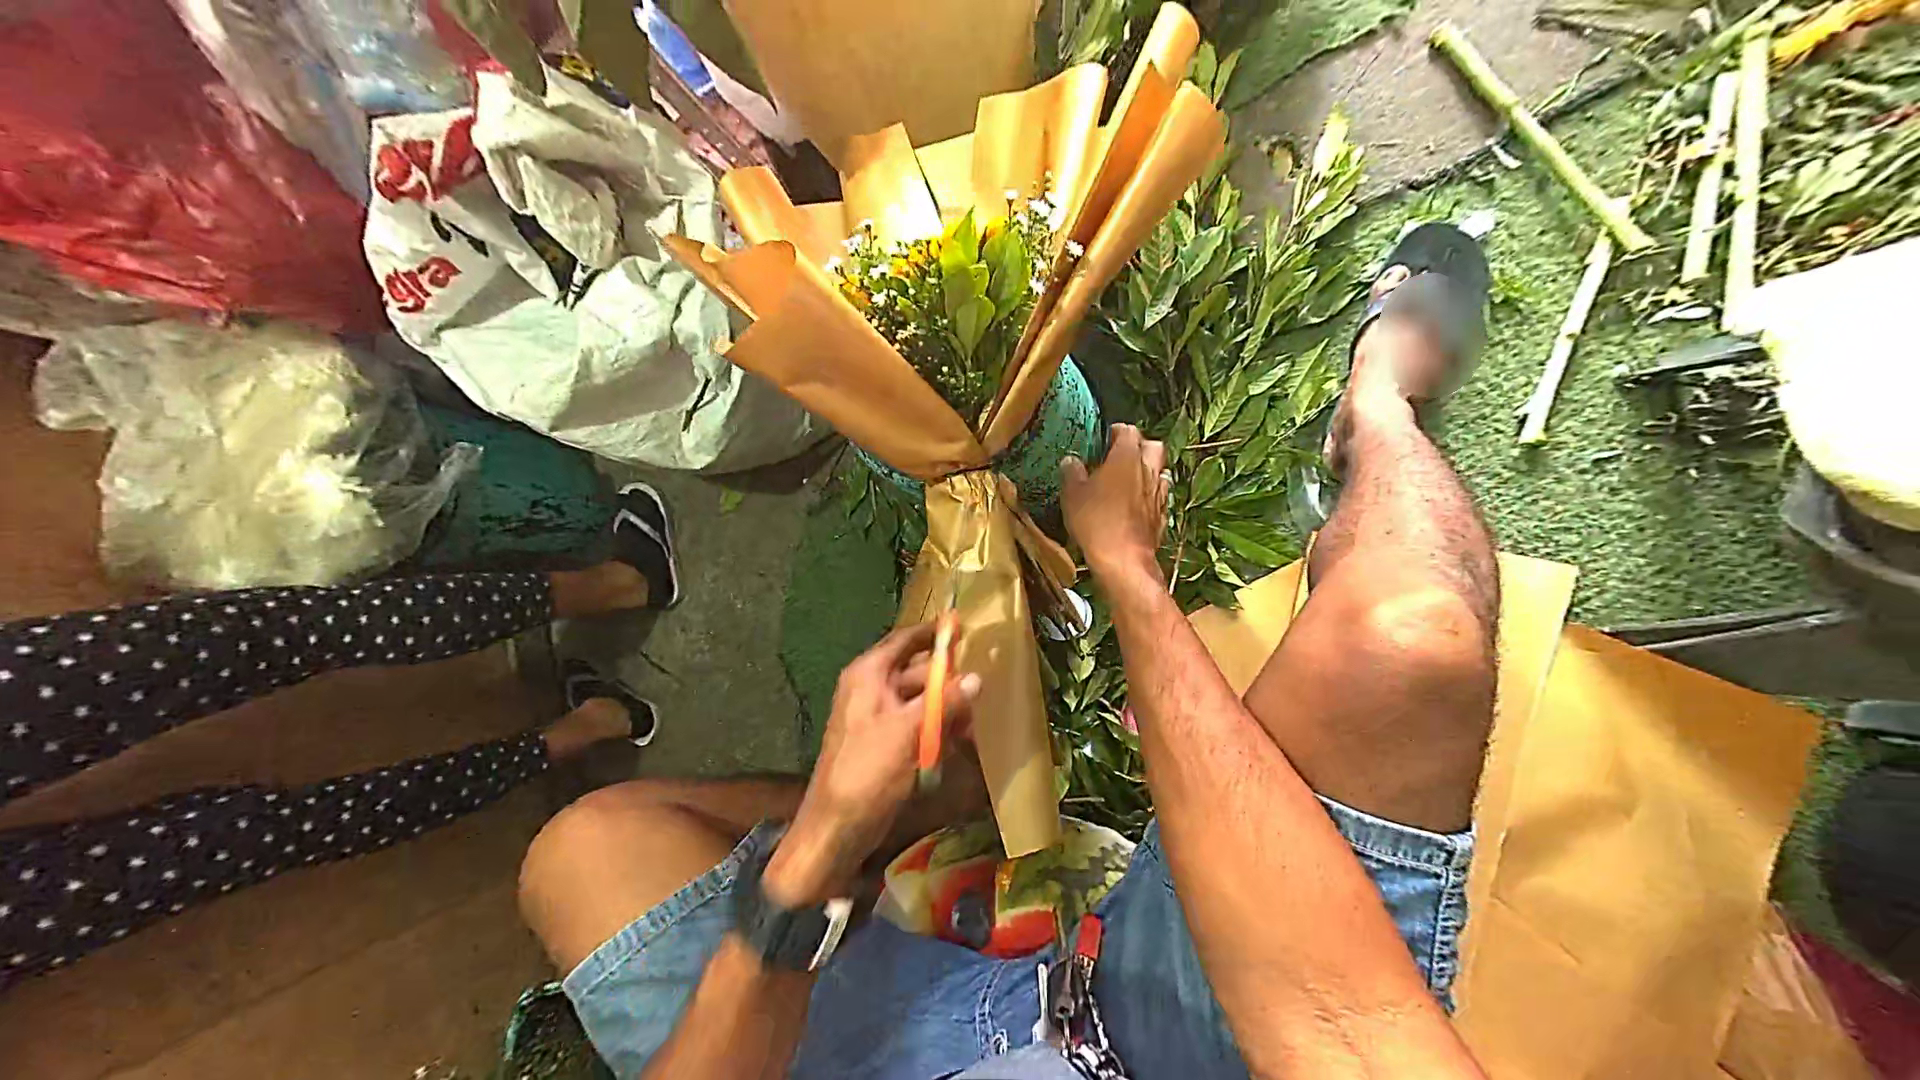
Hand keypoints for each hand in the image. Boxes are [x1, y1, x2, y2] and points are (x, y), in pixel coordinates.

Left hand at [764, 622, 978, 906]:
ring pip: (922, 700)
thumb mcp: (909, 732)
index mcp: (869, 674)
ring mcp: (879, 717)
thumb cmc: (867, 772)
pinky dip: (938, 727)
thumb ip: (944, 702)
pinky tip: (961, 738)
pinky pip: (918, 724)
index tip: (963, 623)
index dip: (934, 631)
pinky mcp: (887, 743)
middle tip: (984, 678)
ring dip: (948, 706)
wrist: (836, 829)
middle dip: (949, 677)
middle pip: (918, 670)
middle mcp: (872, 689)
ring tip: (978, 715)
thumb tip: (977, 678)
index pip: (905, 640)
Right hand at [1061, 423, 1169, 587]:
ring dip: (1148, 471)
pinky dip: (1150, 496)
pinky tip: (1137, 505)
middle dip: (1140, 446)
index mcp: (1126, 457)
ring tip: (1130, 479)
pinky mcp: (1162, 516)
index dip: (1116, 432)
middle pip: (1153, 446)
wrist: (1123, 559)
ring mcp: (1159, 493)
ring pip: (1160, 471)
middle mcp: (1148, 470)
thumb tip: (1070, 461)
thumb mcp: (1072, 494)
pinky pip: (1160, 497)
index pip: (1128, 431)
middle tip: (1121, 455)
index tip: (1104, 438)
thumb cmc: (1095, 521)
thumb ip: (1072, 473)